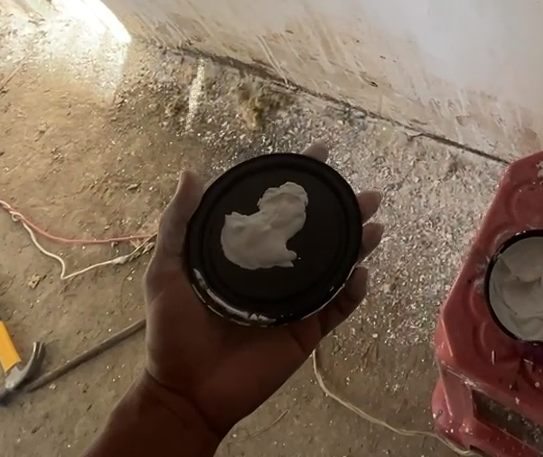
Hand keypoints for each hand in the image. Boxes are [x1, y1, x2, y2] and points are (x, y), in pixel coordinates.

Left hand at [140, 144, 382, 435]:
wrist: (186, 392)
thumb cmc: (173, 331)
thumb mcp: (167, 271)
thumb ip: (177, 224)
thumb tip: (191, 173)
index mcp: (250, 250)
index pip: (280, 207)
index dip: (302, 179)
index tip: (321, 151)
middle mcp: (279, 268)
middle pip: (321, 232)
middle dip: (347, 209)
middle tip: (368, 194)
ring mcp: (296, 299)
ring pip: (338, 265)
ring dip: (359, 245)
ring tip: (374, 226)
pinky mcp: (307, 330)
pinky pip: (338, 307)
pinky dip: (354, 291)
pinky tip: (360, 273)